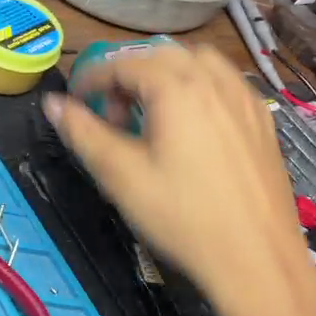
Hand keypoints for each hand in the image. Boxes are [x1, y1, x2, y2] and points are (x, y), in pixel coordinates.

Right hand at [44, 44, 315, 315]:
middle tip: (111, 113)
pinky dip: (199, 88)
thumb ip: (84, 132)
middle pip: (163, 55)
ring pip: (200, 63)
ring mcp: (245, 101)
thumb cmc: (182, 217)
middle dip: (129, 73)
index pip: (125, 64)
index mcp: (177, 89)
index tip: (75, 103)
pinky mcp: (262, 123)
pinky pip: (226, 84)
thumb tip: (53, 103)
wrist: (257, 260)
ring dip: (167, 74)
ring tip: (150, 113)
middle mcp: (215, 82)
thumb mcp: (120, 176)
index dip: (92, 78)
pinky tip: (190, 127)